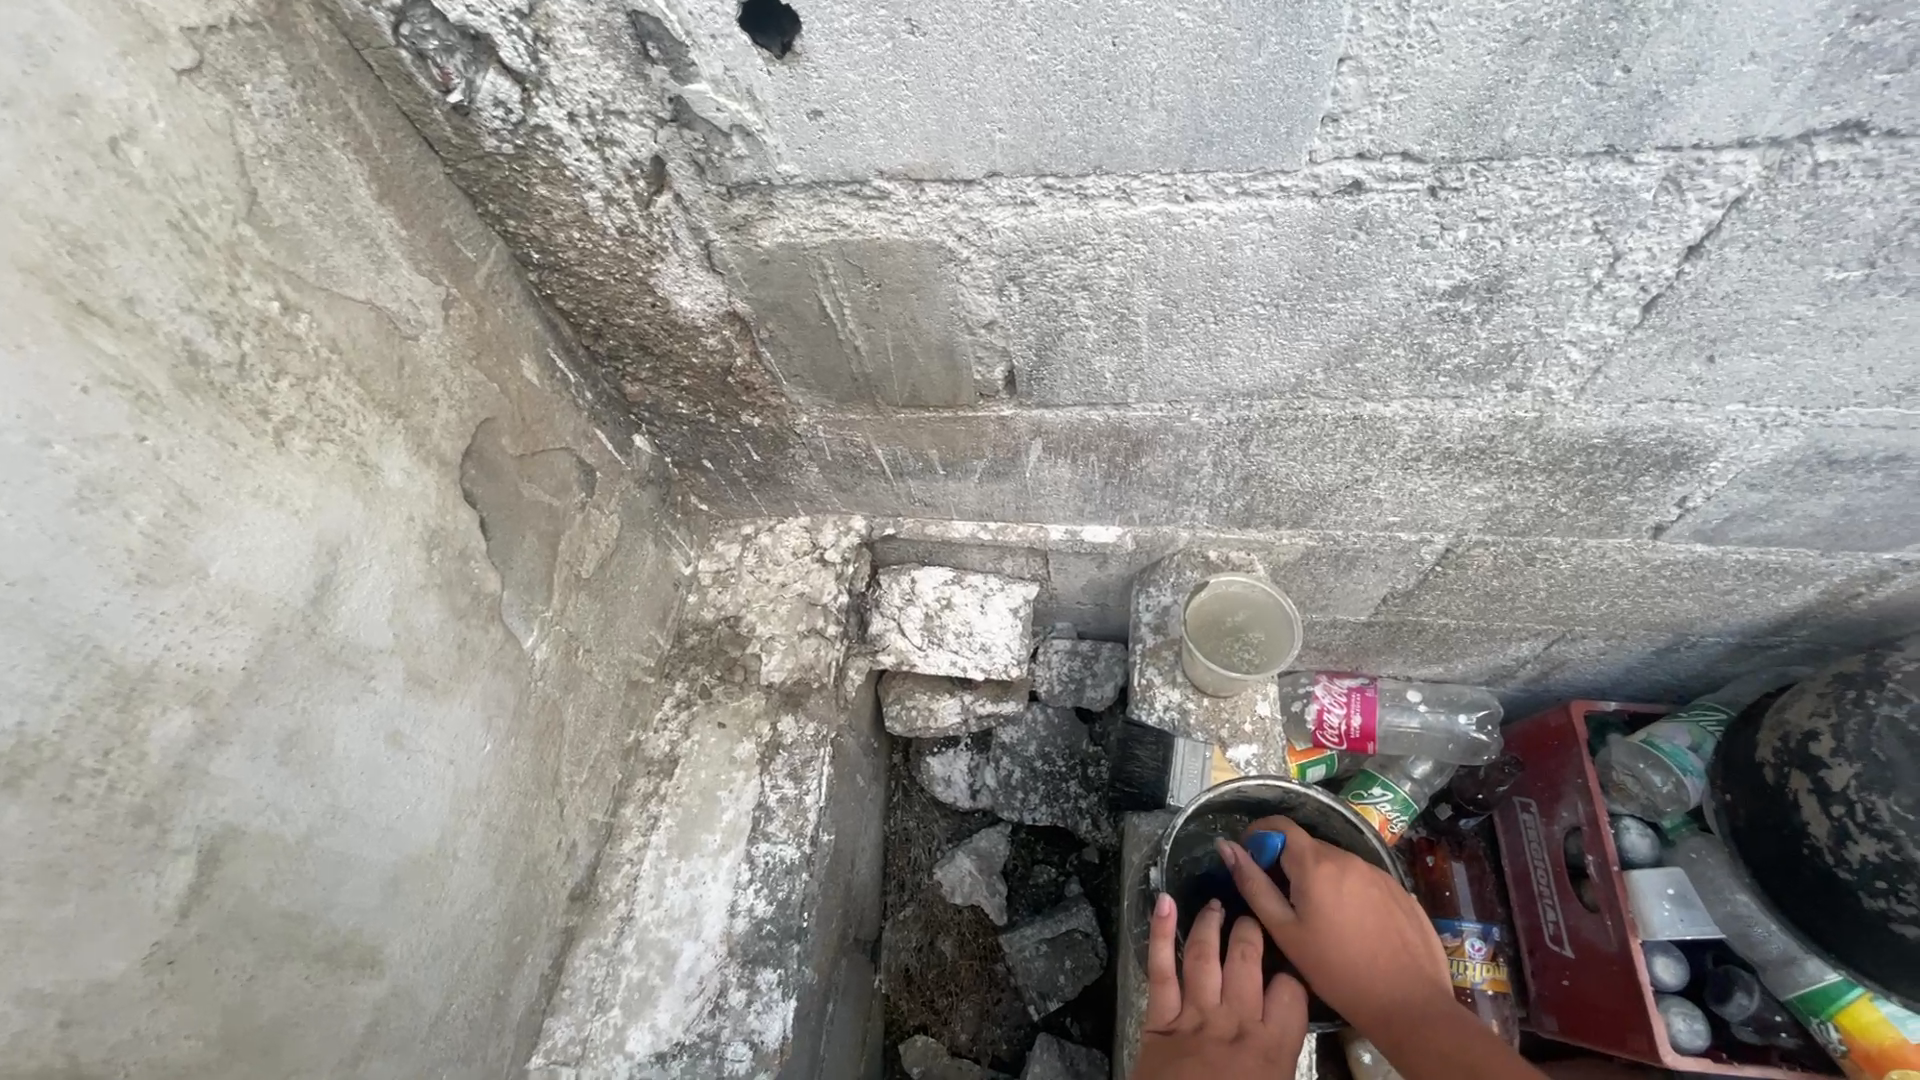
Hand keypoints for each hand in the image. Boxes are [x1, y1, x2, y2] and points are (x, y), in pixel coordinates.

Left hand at [1130, 892, 1307, 1079]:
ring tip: (1216, 904)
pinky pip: (1159, 969)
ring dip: (1210, 924)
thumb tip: (1295, 1042)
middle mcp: (1234, 1024)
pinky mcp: (1158, 1018)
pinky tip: (1164, 902)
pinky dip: (1159, 932)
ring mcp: (1194, 1016)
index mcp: (1271, 1052)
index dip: (1291, 976)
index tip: (1288, 968)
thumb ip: (1287, 1065)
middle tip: (1251, 917)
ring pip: (1204, 955)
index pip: (1291, 993)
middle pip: (1246, 961)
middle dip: (1251, 932)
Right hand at [1216, 816, 1452, 1037]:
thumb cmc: (1337, 970)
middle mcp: (1348, 858)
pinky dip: (1348, 890)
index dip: (1260, 836)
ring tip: (1321, 918)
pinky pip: (1363, 879)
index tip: (1252, 861)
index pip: (1280, 825)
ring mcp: (1379, 873)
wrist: (1410, 1006)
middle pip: (1308, 846)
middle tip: (1283, 900)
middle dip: (1289, 862)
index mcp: (1315, 863)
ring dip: (1320, 877)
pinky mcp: (1401, 891)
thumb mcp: (1285, 931)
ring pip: (1337, 863)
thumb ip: (1252, 884)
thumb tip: (1225, 846)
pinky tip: (1354, 926)